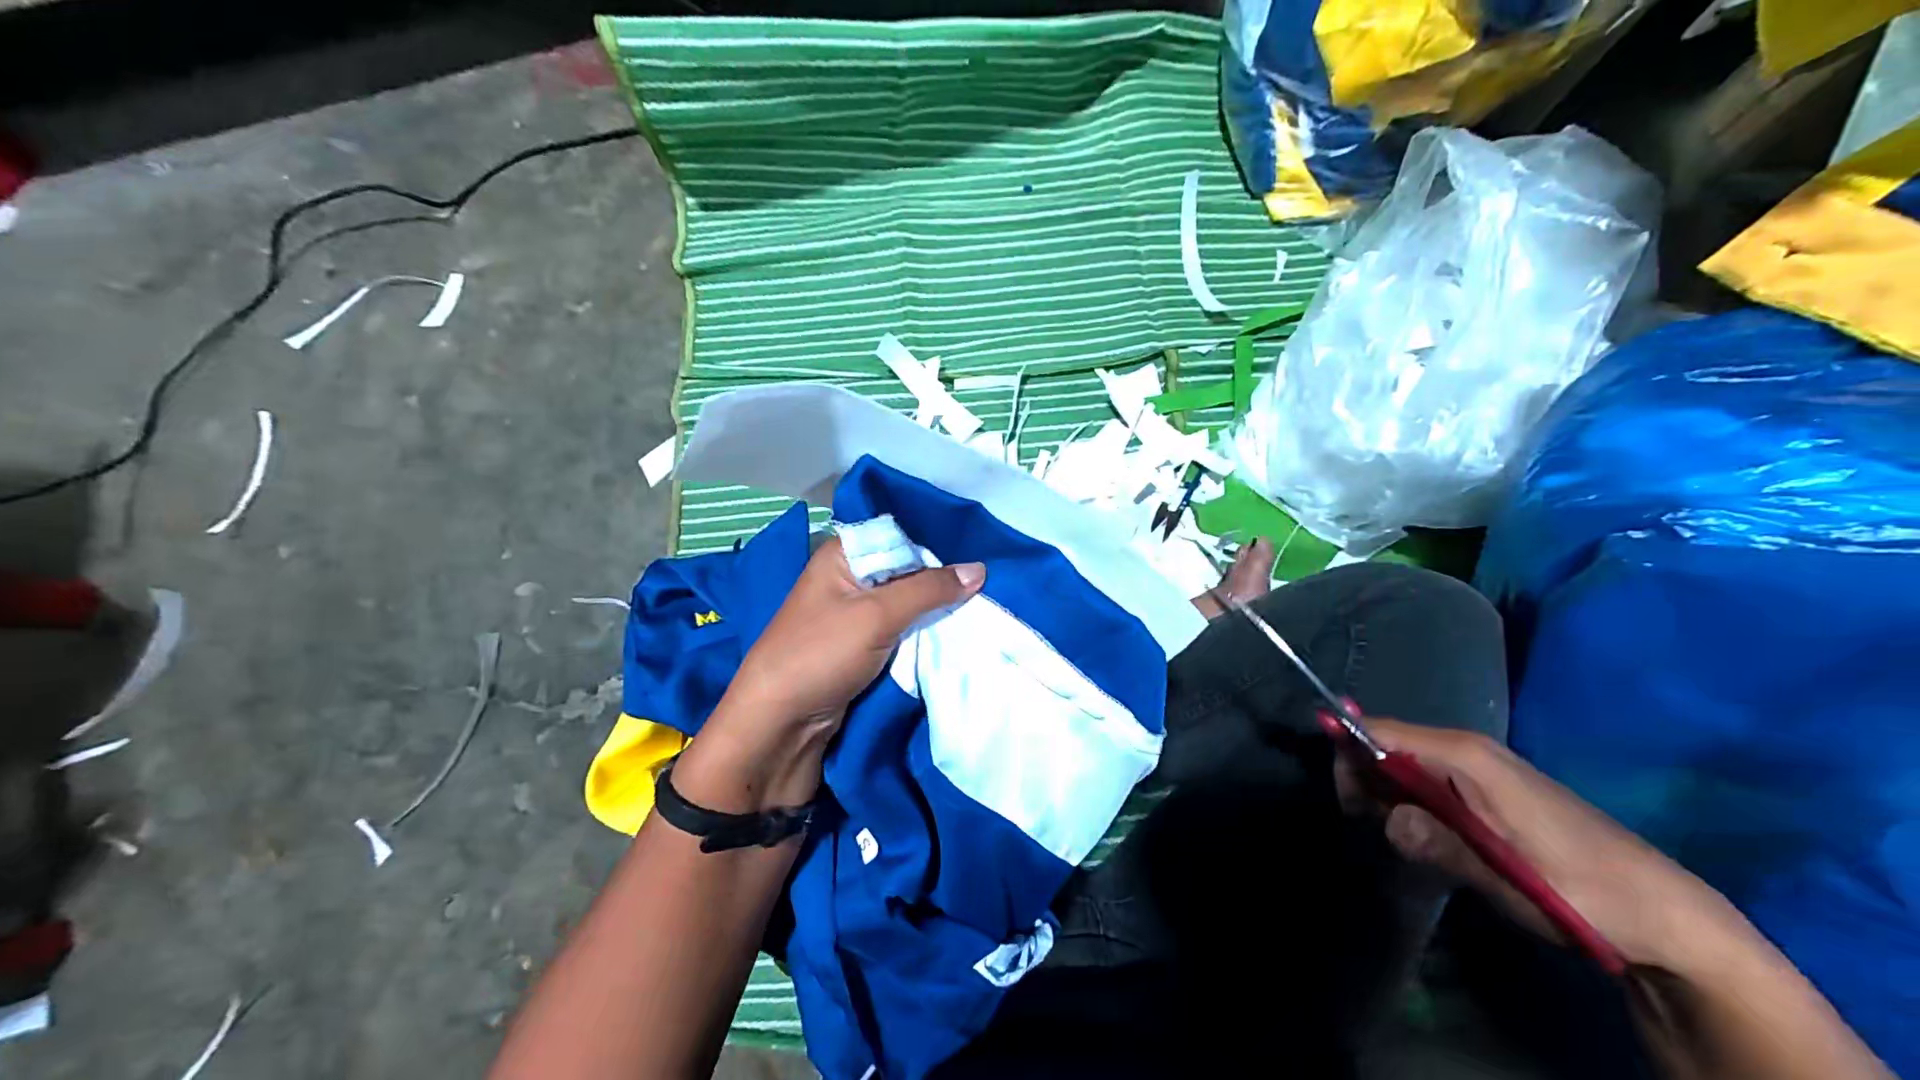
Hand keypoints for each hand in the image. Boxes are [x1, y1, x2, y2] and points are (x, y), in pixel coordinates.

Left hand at [675, 538, 984, 812]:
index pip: (899, 537)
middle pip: (906, 571)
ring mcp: (854, 615)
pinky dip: (923, 635)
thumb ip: (929, 589)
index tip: (973, 560)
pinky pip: (901, 632)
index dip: (934, 548)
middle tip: (986, 589)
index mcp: (842, 556)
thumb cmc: (821, 654)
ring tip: (980, 612)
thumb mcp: (878, 615)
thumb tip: (980, 569)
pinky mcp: (862, 647)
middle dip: (941, 583)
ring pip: (907, 605)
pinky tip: (954, 635)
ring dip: (935, 613)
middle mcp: (848, 579)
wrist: (781, 725)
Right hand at [1333, 719, 1747, 973]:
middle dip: (1365, 781)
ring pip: (1402, 765)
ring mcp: (1476, 768)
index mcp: (1465, 755)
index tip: (1340, 798)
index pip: (1380, 731)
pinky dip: (1410, 804)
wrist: (1662, 913)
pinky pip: (1426, 781)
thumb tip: (1383, 820)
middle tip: (1371, 828)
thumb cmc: (1582, 887)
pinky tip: (1425, 836)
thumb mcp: (1506, 874)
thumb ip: (1440, 843)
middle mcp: (1465, 750)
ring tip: (1403, 839)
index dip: (1347, 750)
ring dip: (1387, 797)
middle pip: (1386, 745)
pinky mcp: (1485, 789)